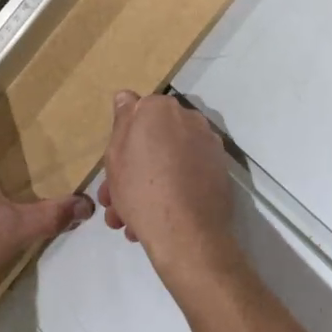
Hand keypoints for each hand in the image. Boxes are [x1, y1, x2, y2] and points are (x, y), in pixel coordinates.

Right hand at [98, 91, 239, 288]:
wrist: (187, 234)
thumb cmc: (142, 189)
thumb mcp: (116, 155)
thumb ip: (122, 121)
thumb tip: (127, 97)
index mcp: (160, 108)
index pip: (136, 114)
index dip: (122, 143)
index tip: (112, 170)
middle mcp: (189, 118)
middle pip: (153, 141)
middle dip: (132, 171)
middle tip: (115, 203)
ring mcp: (207, 144)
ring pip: (168, 161)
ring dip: (147, 187)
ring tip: (130, 224)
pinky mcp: (219, 170)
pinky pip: (187, 174)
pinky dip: (172, 190)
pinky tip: (155, 222)